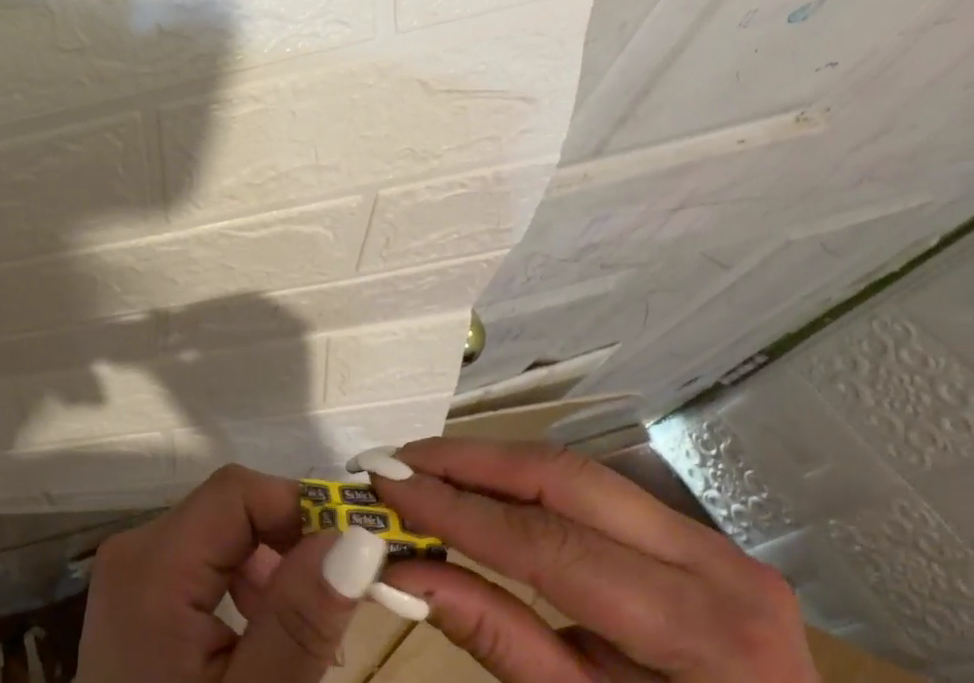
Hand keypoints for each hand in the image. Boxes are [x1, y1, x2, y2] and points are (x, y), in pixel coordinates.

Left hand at [78, 464, 394, 682]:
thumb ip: (299, 619)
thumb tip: (357, 535)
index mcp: (153, 564)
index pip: (237, 491)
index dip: (305, 508)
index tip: (368, 556)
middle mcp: (134, 549)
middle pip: (229, 510)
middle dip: (295, 545)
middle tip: (350, 608)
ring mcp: (130, 572)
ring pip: (221, 537)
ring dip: (276, 570)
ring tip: (314, 639)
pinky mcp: (136, 596)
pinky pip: (202, 566)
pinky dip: (246, 589)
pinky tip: (271, 643)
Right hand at [353, 438, 819, 681]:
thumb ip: (493, 636)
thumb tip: (395, 571)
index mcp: (700, 628)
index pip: (548, 543)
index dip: (454, 508)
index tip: (380, 482)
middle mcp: (718, 565)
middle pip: (565, 479)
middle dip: (465, 462)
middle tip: (390, 461)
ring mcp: (713, 544)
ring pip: (576, 473)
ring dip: (487, 466)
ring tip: (417, 470)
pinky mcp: (694, 538)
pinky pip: (592, 492)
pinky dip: (521, 484)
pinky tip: (473, 488)